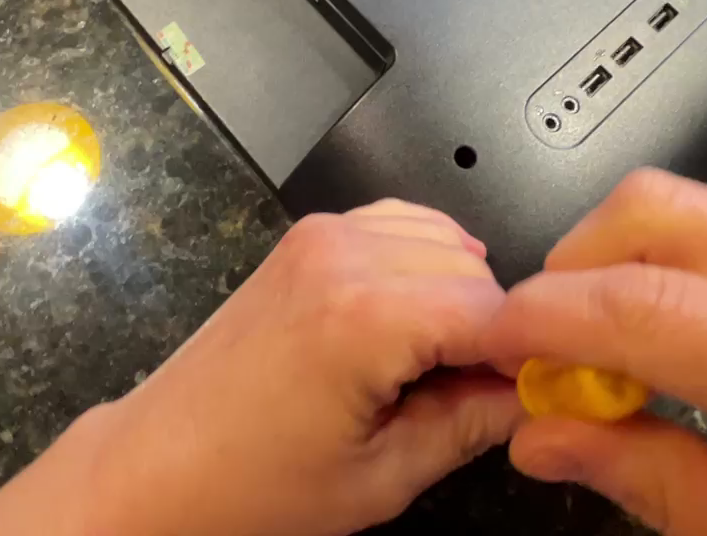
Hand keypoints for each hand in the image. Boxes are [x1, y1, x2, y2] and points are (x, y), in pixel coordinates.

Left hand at [0, 200, 520, 535]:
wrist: (160, 459)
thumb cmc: (255, 485)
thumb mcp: (378, 477)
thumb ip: (468, 424)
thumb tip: (533, 393)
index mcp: (364, 316)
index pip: (493, 310)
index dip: (529, 350)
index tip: (546, 386)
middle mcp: (344, 253)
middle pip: (471, 264)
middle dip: (492, 322)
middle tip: (486, 384)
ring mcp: (321, 233)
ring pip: (439, 234)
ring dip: (458, 286)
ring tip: (443, 353)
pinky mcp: (307, 233)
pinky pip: (394, 221)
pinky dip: (422, 253)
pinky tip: (414, 305)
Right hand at [484, 169, 706, 535]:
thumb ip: (644, 476)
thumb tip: (534, 437)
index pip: (643, 306)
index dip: (543, 317)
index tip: (486, 341)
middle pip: (652, 210)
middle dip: (571, 266)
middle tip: (548, 346)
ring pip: (676, 203)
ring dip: (609, 258)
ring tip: (600, 342)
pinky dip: (655, 262)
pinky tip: (661, 332)